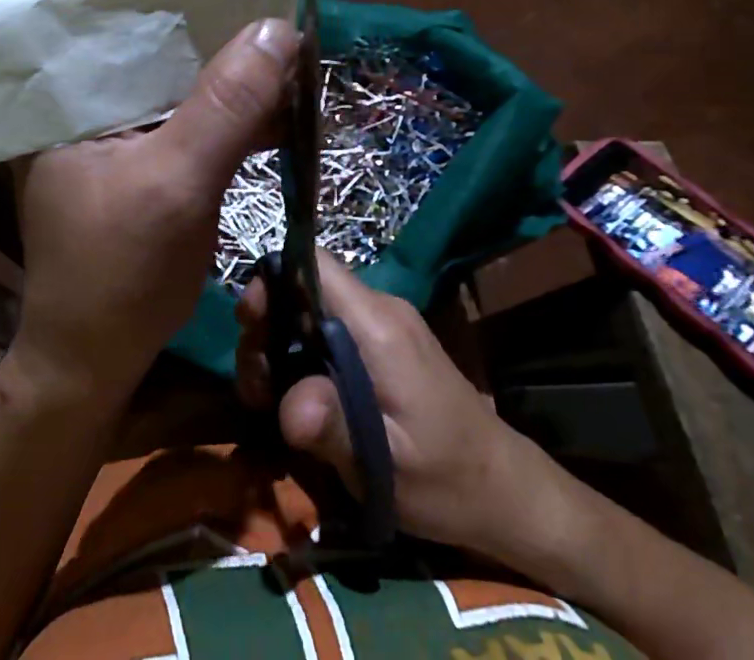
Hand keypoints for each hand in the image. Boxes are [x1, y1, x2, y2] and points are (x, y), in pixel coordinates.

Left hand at [11, 0, 300, 401]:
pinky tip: (285, 102)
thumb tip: (280, 29)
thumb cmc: (113, 273)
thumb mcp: (172, 184)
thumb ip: (224, 107)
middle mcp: (87, 91)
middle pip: (141, 12)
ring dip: (232, 51)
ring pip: (179, 59)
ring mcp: (124, 122)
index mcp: (60, 85)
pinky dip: (241, 98)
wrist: (98, 355)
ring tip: (288, 47)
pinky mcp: (156, 152)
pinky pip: (201, 105)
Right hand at [235, 252, 570, 557]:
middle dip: (266, 328)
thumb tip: (290, 404)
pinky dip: (299, 360)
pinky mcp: (381, 349)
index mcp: (378, 326)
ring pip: (309, 314)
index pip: (314, 264)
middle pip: (301, 290)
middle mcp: (378, 313)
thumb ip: (337, 427)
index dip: (273, 281)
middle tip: (256, 387)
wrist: (502, 490)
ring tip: (268, 402)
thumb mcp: (388, 462)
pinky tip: (296, 402)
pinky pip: (326, 335)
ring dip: (278, 349)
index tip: (250, 328)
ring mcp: (381, 329)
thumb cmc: (447, 477)